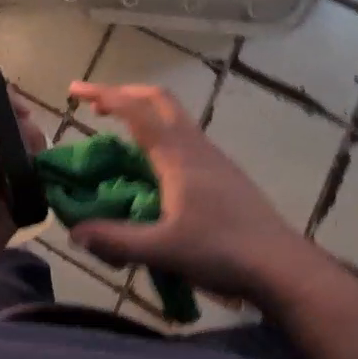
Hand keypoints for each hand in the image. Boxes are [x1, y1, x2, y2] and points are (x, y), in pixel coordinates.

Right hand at [66, 81, 319, 308]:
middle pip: (159, 99)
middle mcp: (195, 146)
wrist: (283, 267)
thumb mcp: (163, 250)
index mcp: (176, 155)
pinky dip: (161, 133)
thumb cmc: (222, 252)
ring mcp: (214, 158)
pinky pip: (186, 136)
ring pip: (175, 117)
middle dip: (126, 93)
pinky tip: (155, 165)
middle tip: (98, 104)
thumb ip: (117, 241)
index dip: (104, 95)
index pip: (135, 110)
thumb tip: (74, 232)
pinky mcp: (225, 174)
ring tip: (121, 131)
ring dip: (145, 112)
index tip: (76, 91)